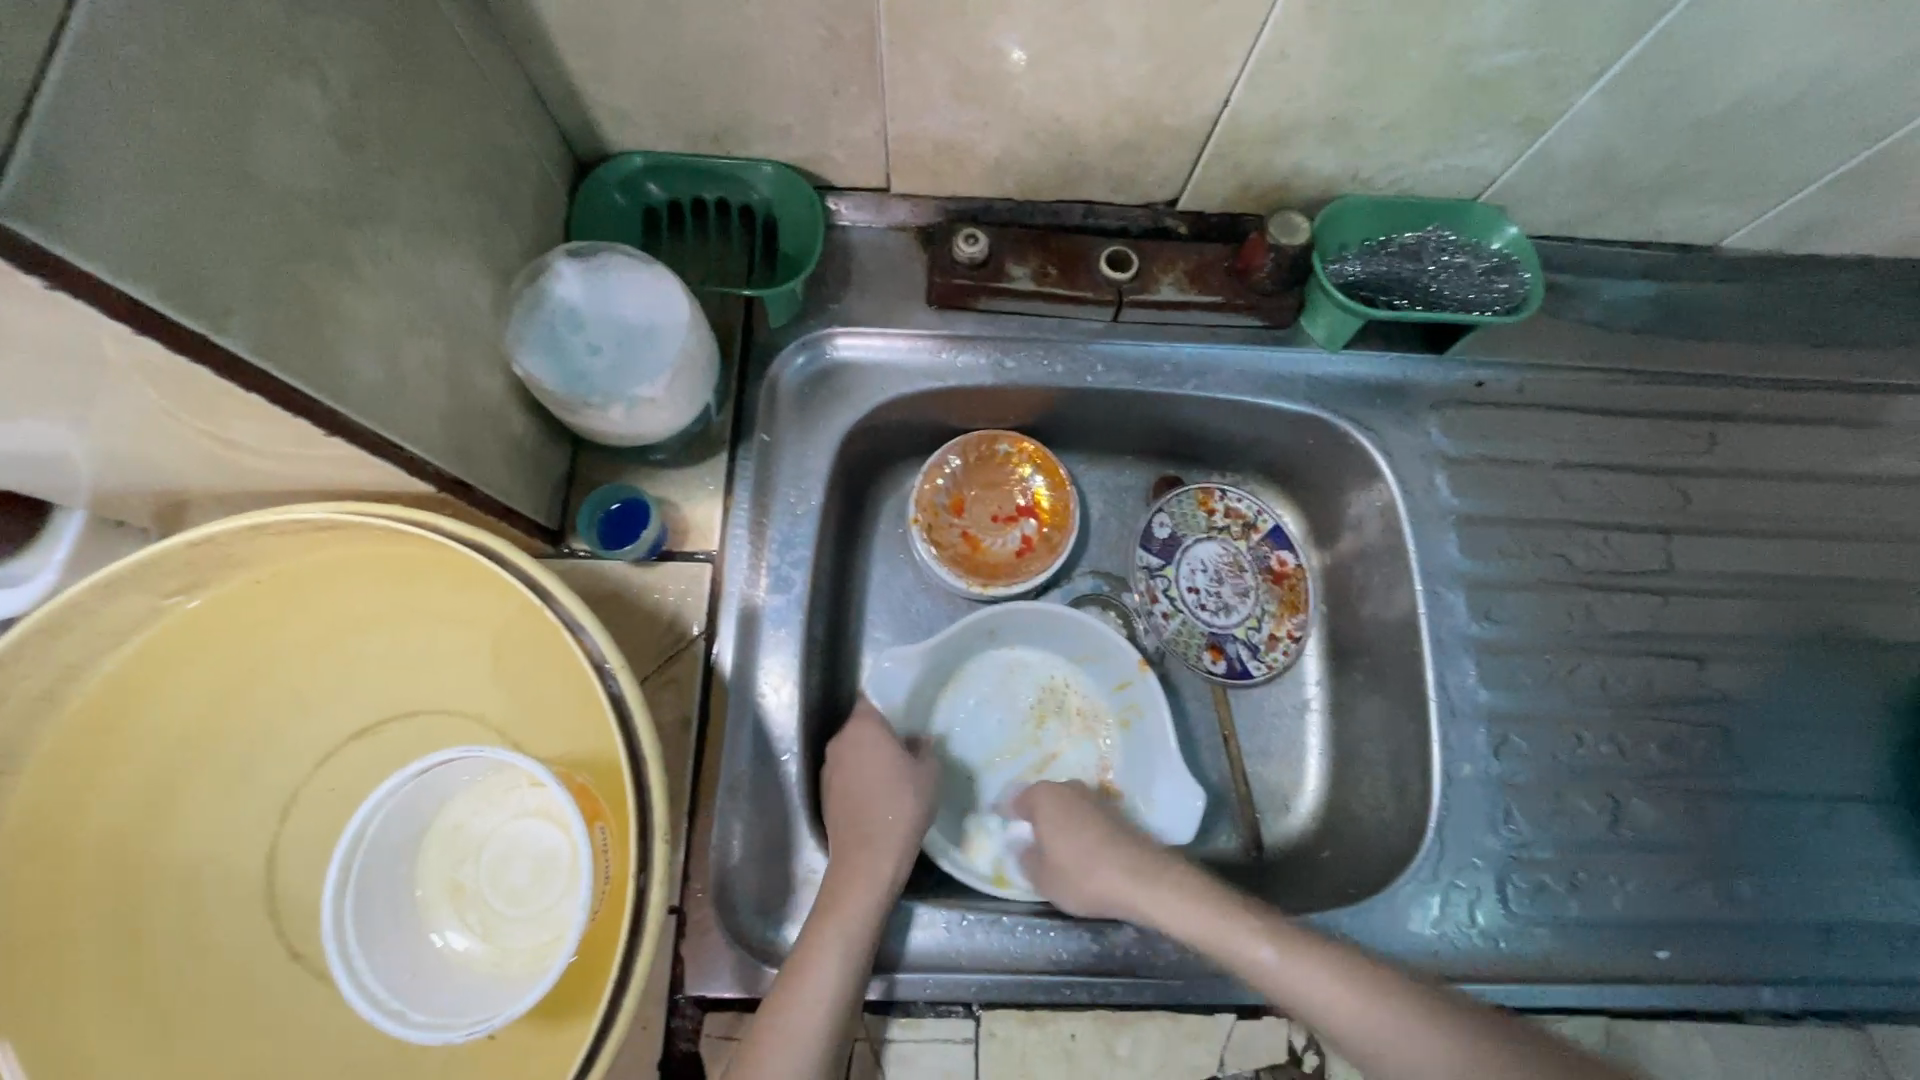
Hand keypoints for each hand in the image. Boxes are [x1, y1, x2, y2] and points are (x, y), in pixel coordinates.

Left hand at [820, 698, 939, 897]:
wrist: (868, 858)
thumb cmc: (902, 805)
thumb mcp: (929, 773)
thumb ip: (925, 749)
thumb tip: (918, 740)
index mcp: (862, 726)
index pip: (868, 698)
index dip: (884, 703)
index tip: (901, 713)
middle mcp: (839, 740)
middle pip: (858, 726)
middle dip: (878, 733)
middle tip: (903, 745)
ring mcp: (827, 767)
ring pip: (851, 751)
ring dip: (867, 757)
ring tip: (891, 773)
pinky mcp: (823, 792)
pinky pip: (845, 774)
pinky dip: (858, 778)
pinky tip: (876, 795)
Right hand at [1009, 780, 1184, 920]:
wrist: (1142, 878)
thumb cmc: (1081, 875)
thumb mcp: (1040, 877)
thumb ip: (1024, 858)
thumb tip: (1022, 846)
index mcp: (1044, 796)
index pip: (1015, 800)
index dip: (1007, 815)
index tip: (1002, 828)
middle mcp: (1069, 788)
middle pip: (1044, 800)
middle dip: (1036, 817)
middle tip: (1030, 841)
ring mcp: (1096, 797)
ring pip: (1068, 807)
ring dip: (1061, 822)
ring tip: (1057, 848)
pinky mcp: (1117, 812)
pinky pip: (1087, 817)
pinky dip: (1081, 830)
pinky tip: (1083, 851)